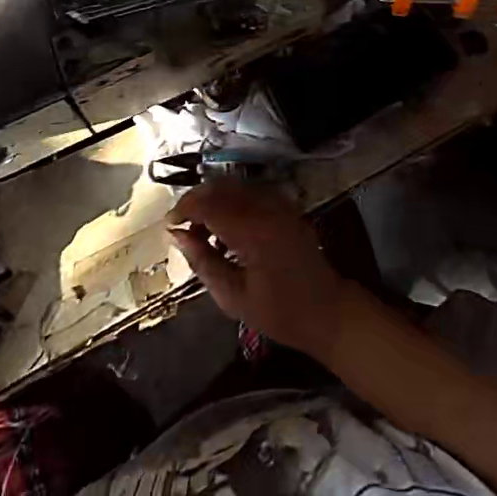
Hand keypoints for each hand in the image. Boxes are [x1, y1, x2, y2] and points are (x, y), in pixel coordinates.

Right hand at [168, 181, 355, 358]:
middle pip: (221, 187)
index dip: (184, 209)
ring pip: (235, 186)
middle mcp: (266, 208)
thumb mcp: (232, 297)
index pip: (209, 204)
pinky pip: (251, 192)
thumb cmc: (278, 312)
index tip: (169, 225)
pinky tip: (227, 228)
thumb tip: (177, 235)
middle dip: (196, 201)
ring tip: (203, 232)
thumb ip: (203, 262)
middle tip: (182, 226)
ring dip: (213, 200)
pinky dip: (232, 201)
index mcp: (253, 230)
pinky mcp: (286, 206)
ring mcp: (279, 204)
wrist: (326, 310)